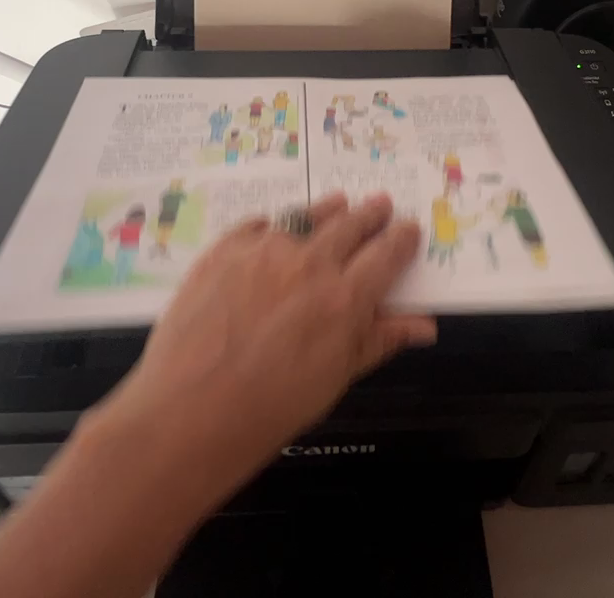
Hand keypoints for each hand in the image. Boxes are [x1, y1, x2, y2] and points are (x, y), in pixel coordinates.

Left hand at [86, 192, 434, 491]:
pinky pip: (257, 226)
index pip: (386, 255)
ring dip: (328, 210)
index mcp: (345, 297)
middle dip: (370, 215)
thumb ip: (379, 340)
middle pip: (350, 226)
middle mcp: (309, 262)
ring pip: (305, 217)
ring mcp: (263, 251)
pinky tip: (275, 228)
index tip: (409, 229)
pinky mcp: (224, 250)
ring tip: (338, 204)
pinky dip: (274, 226)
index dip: (402, 240)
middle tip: (380, 204)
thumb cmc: (271, 407)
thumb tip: (425, 325)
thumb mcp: (336, 378)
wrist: (189, 410)